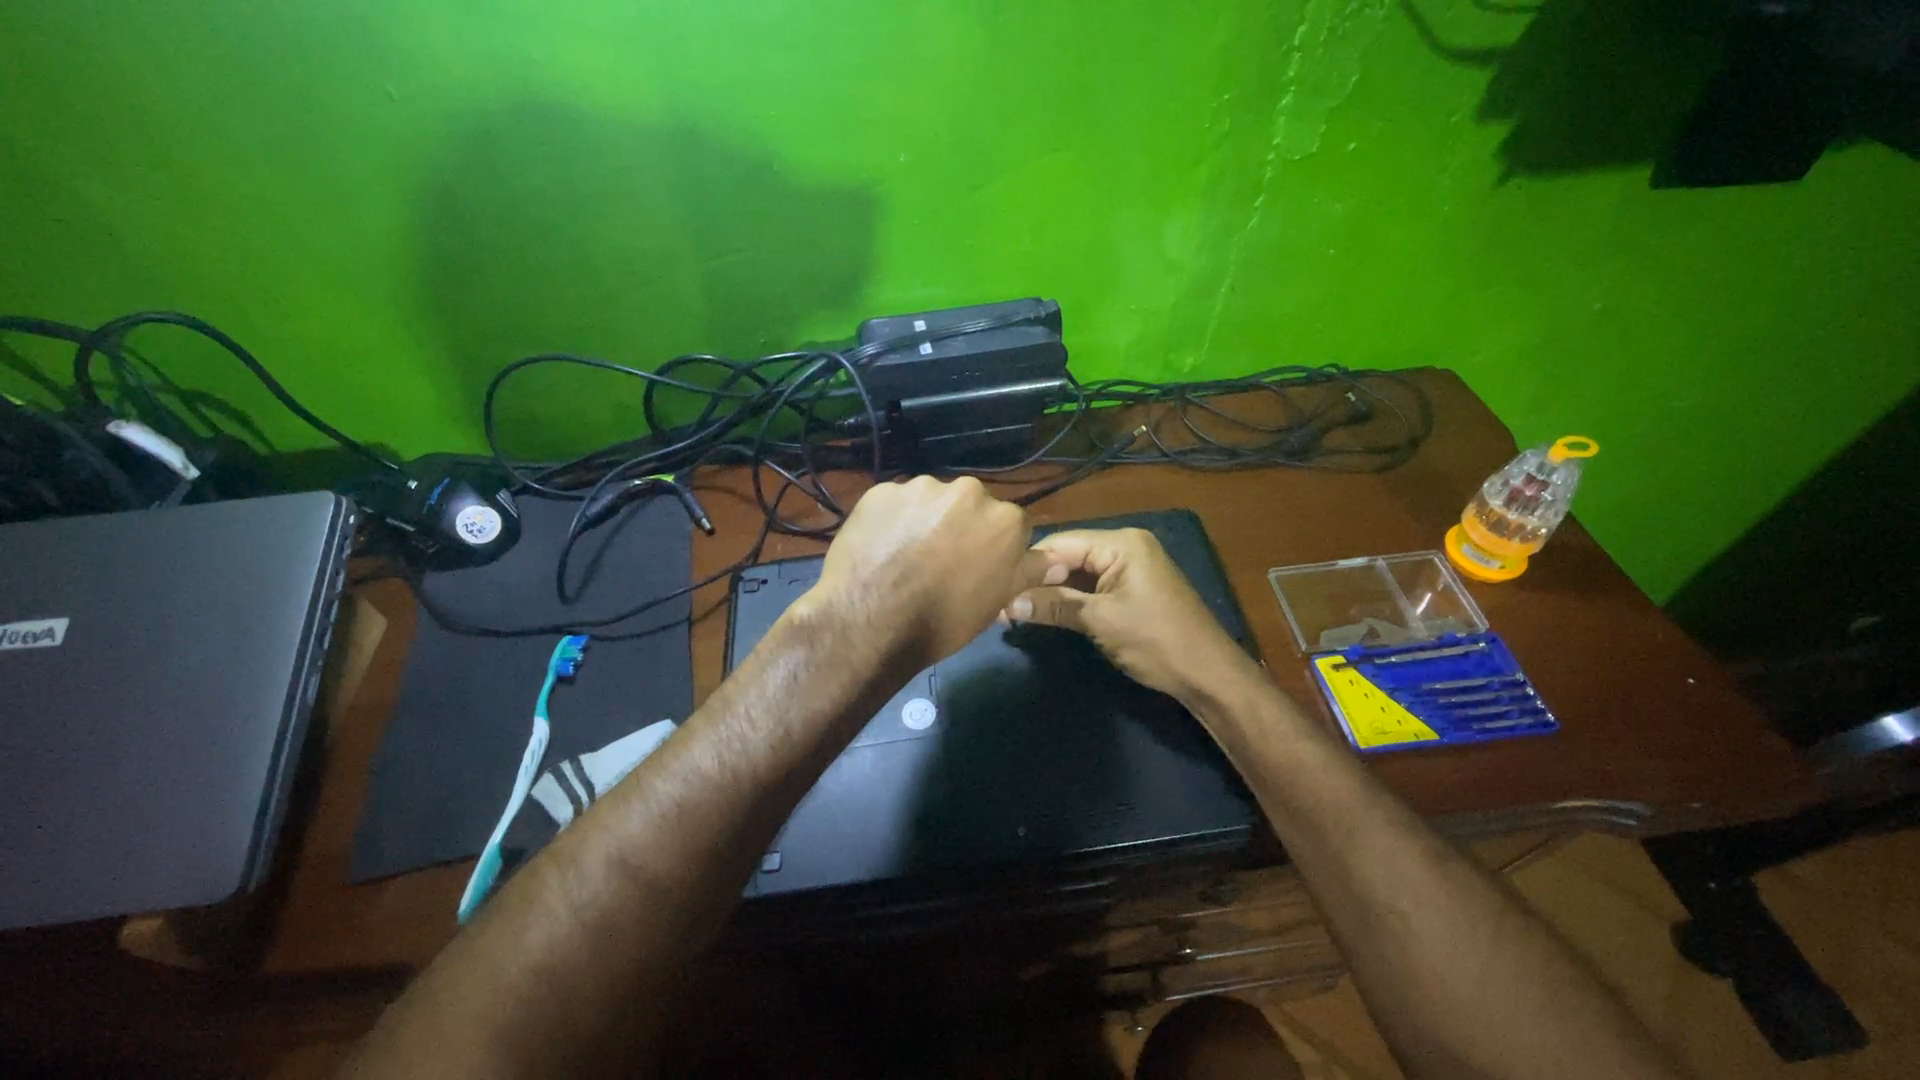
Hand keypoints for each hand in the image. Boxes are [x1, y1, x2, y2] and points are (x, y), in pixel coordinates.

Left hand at [800, 476, 1061, 670]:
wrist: (872, 622)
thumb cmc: (943, 621)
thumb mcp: (996, 602)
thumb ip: (1029, 572)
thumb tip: (1060, 561)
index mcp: (1004, 519)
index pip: (1010, 525)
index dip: (993, 549)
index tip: (976, 570)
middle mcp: (968, 491)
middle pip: (970, 506)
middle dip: (960, 528)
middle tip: (940, 563)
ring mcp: (921, 488)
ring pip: (931, 502)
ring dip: (925, 521)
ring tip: (906, 558)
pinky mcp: (881, 491)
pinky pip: (894, 504)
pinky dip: (891, 521)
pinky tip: (880, 550)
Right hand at [1005, 528, 1251, 702]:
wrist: (1208, 675)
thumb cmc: (1157, 641)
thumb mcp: (1100, 622)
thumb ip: (1053, 607)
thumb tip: (1006, 605)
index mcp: (1122, 543)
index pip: (1061, 543)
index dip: (1028, 565)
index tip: (995, 585)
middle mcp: (1125, 547)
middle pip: (1068, 555)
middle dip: (1036, 579)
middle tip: (1000, 600)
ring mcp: (1130, 569)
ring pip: (1077, 573)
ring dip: (1051, 591)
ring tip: (1014, 608)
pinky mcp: (1131, 590)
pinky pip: (1091, 587)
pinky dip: (1070, 600)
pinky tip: (1044, 612)